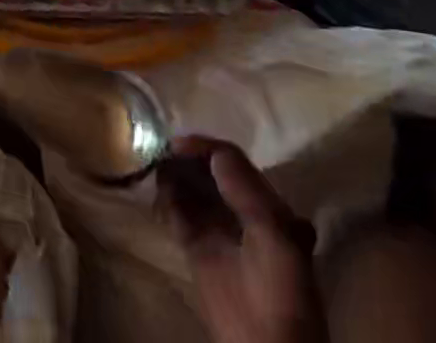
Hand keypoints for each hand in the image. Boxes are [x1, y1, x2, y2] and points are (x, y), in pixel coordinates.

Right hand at [161, 136, 322, 342]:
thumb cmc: (280, 291)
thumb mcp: (274, 235)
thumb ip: (247, 192)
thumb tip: (214, 152)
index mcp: (270, 206)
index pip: (235, 164)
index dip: (207, 149)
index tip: (177, 144)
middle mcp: (244, 213)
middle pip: (211, 174)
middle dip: (187, 160)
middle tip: (159, 151)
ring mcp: (219, 232)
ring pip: (193, 192)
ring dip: (175, 176)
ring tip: (154, 163)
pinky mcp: (198, 250)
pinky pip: (180, 216)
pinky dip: (168, 200)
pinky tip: (157, 190)